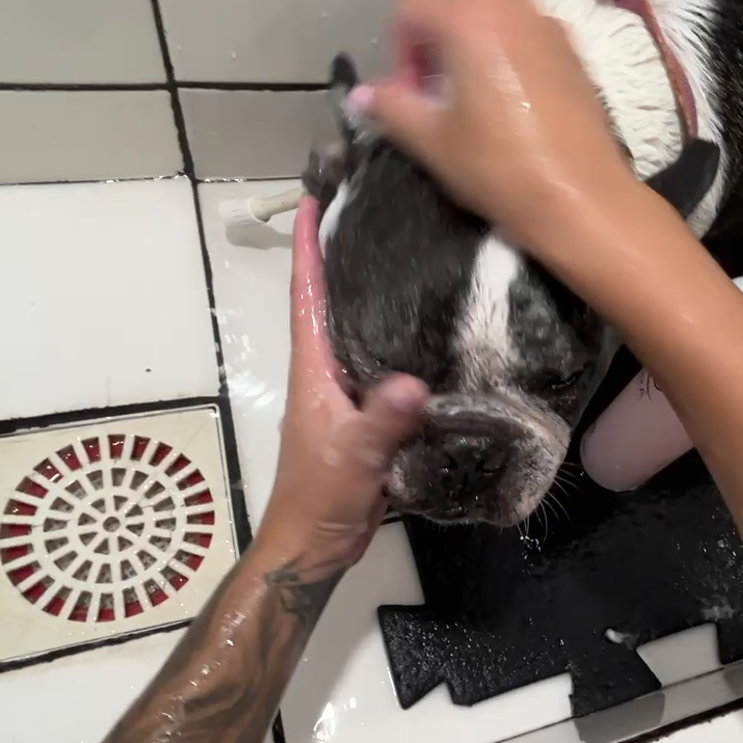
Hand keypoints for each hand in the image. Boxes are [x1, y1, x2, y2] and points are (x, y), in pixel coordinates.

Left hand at [254, 198, 428, 564]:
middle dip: (348, 260)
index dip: (309, 248)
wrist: (316, 542)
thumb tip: (415, 383)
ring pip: (363, 334)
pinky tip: (436, 335)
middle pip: (334, 305)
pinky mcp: (369, 415)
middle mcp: (328, 371)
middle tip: (383, 218)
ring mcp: (348, 393)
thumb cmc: (320, 496)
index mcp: (313, 369)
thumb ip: (382, 421)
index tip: (316, 200)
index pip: (307, 297)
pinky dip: (404, 345)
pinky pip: (387, 368)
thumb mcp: (352, 456)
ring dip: (378, 300)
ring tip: (416, 262)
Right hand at [350, 0, 636, 247]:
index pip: (410, 8)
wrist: (583, 201)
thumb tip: (361, 96)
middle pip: (452, 11)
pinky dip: (505, 66)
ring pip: (491, 27)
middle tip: (437, 108)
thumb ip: (391, 109)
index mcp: (471, 16)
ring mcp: (551, 27)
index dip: (399, 53)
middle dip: (433, 53)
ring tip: (475, 114)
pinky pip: (525, 44)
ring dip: (469, 59)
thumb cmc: (502, 170)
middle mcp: (513, 6)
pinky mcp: (576, 54)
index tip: (410, 100)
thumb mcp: (434, 142)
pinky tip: (512, 115)